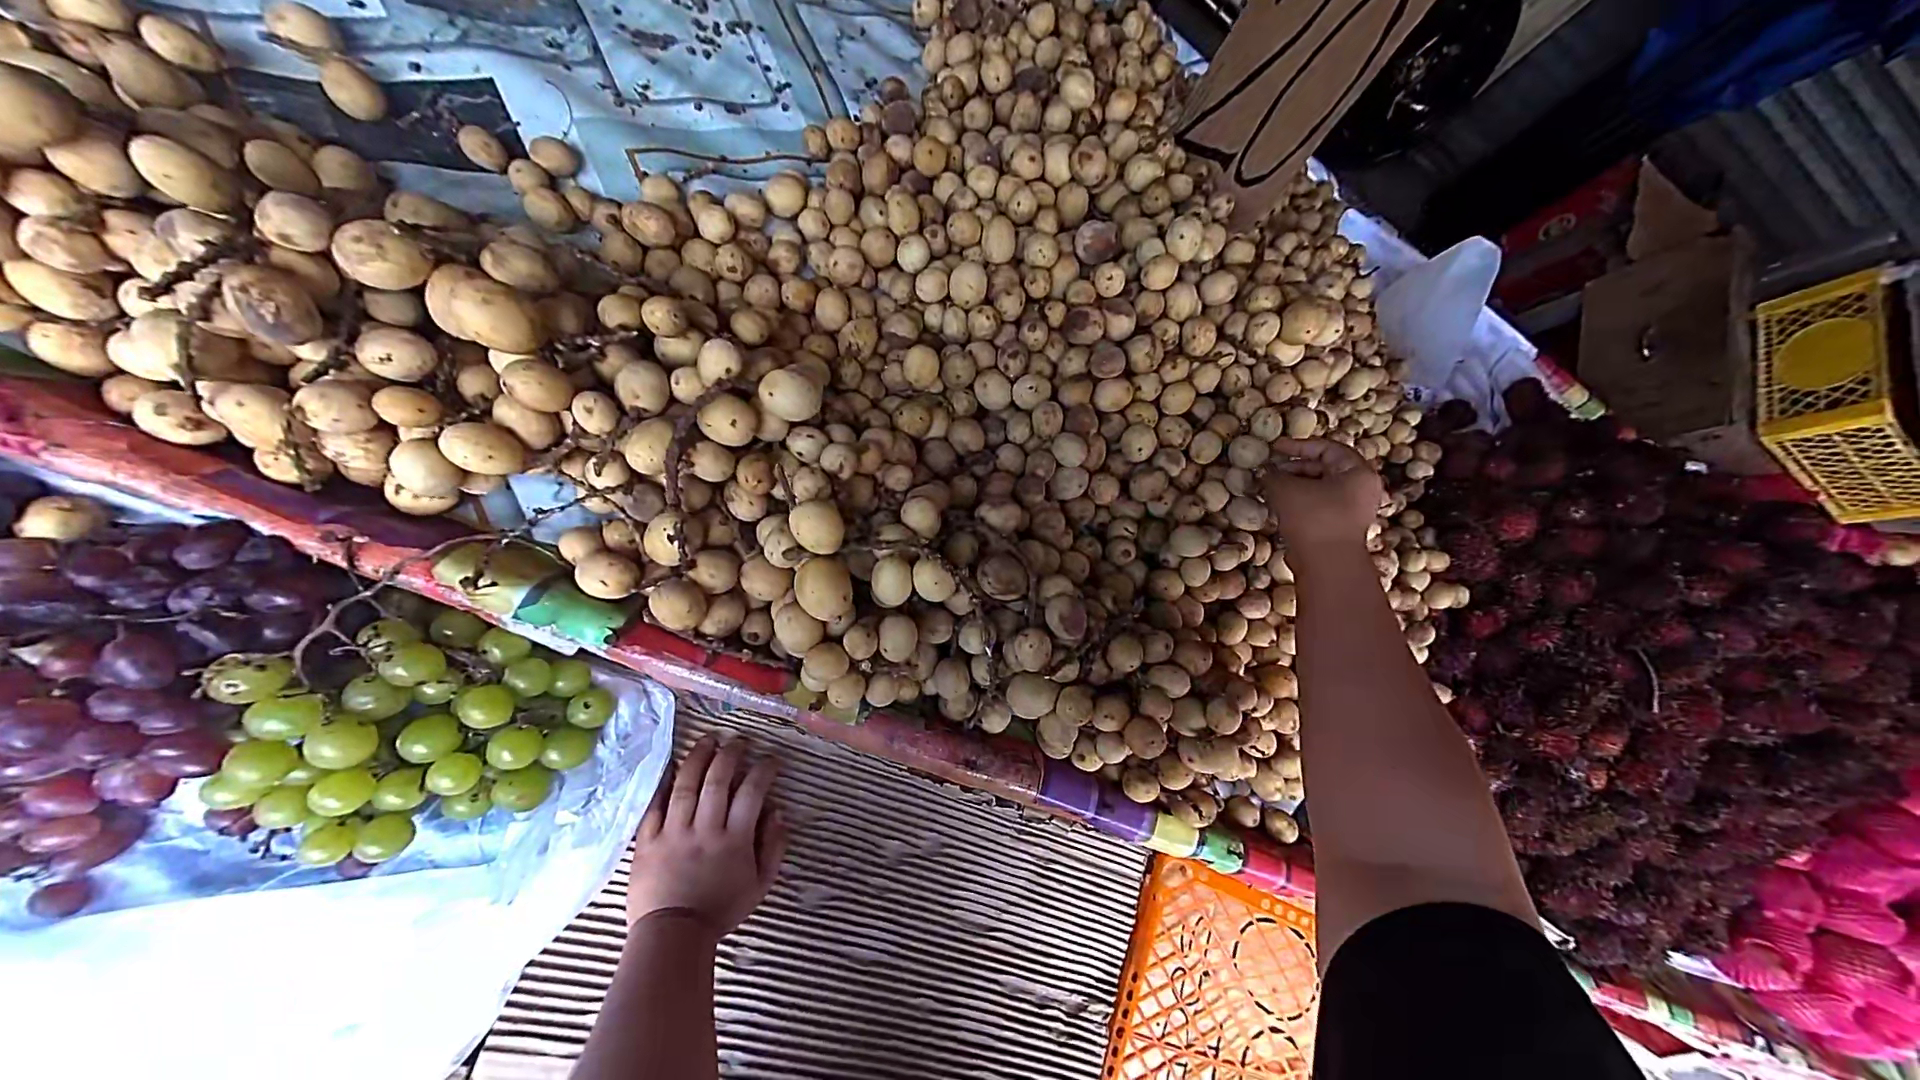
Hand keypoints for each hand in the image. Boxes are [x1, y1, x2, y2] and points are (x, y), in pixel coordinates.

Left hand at [627, 735, 787, 937]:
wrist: (672, 936)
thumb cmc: (720, 910)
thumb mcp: (760, 884)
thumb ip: (773, 846)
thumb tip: (778, 812)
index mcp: (734, 839)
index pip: (752, 792)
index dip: (764, 770)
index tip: (771, 759)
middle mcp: (705, 829)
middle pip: (718, 781)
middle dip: (730, 754)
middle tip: (738, 741)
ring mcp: (673, 833)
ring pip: (686, 785)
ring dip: (699, 757)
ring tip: (708, 740)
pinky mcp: (648, 841)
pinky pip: (654, 805)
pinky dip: (664, 783)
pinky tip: (673, 766)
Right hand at [1261, 438, 1385, 558]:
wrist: (1327, 564)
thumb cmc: (1313, 517)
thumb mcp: (1287, 489)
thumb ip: (1273, 475)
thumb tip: (1264, 472)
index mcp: (1358, 472)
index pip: (1327, 448)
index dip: (1298, 446)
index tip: (1275, 448)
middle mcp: (1361, 489)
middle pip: (1325, 468)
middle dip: (1294, 468)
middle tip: (1271, 470)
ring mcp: (1353, 510)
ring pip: (1320, 489)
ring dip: (1294, 486)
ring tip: (1270, 488)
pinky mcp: (1340, 527)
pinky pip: (1318, 506)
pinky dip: (1299, 502)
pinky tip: (1279, 505)